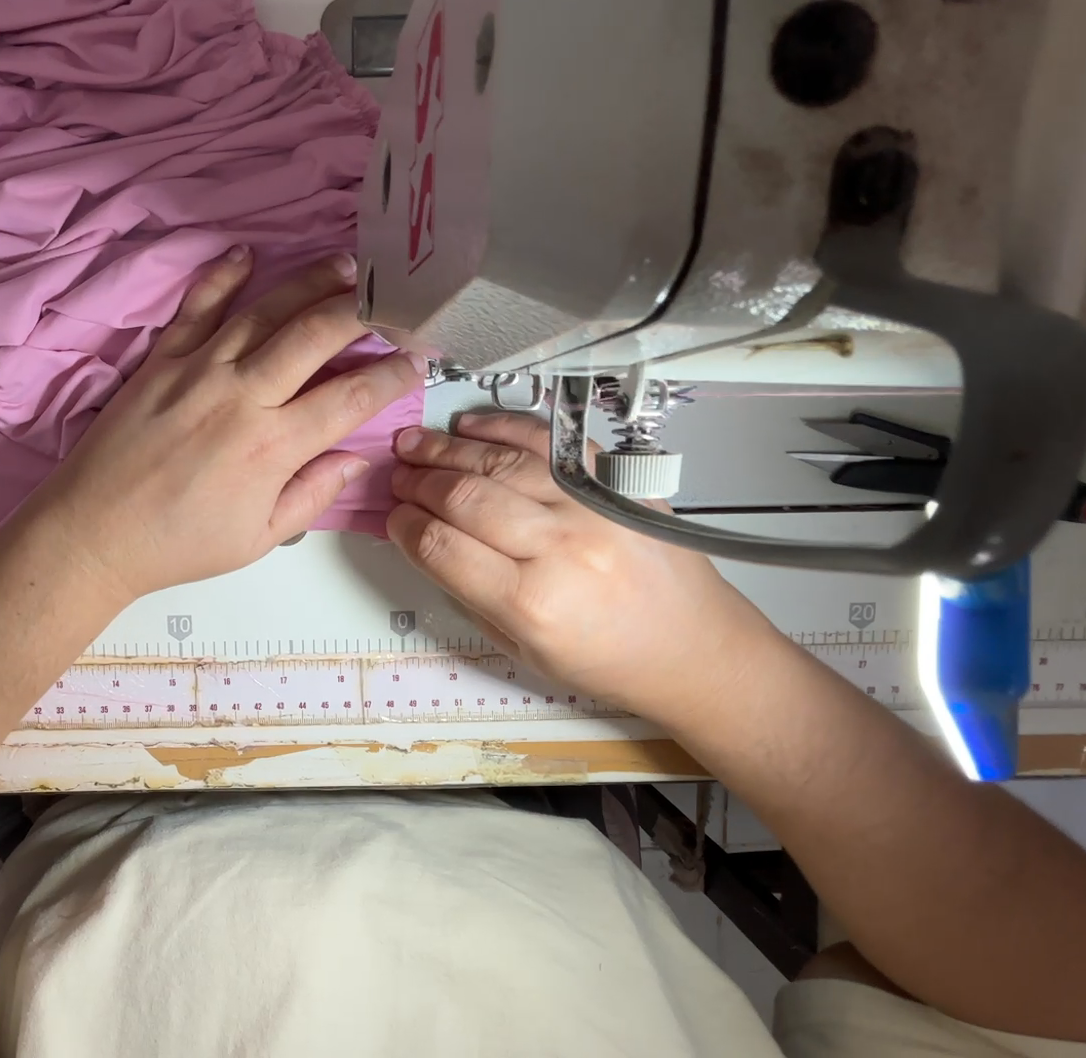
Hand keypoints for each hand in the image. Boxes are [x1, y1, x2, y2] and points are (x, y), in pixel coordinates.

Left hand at [23, 248, 421, 599]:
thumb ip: (312, 494)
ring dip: (309, 282)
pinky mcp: (161, 361)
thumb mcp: (258, 539)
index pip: (351, 396)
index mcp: (272, 447)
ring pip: (265, 311)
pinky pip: (196, 308)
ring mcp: (198, 371)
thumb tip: (355, 457)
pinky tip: (246, 255)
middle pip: (315, 334)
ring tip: (344, 266)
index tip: (416, 359)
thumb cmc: (177, 544)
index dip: (392, 374)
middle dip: (362, 310)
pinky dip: (221, 277)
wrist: (94, 532)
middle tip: (391, 297)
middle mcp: (241, 397)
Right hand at [386, 412, 789, 723]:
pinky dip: (501, 428)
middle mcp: (561, 548)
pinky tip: (467, 427)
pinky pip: (546, 442)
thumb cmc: (605, 659)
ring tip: (413, 444)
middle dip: (418, 483)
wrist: (693, 647)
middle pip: (464, 497)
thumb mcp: (520, 648)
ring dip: (446, 450)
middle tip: (395, 475)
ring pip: (498, 462)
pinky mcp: (613, 482)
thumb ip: (467, 591)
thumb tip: (425, 539)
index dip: (405, 525)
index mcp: (531, 603)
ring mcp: (591, 507)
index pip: (441, 547)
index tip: (392, 515)